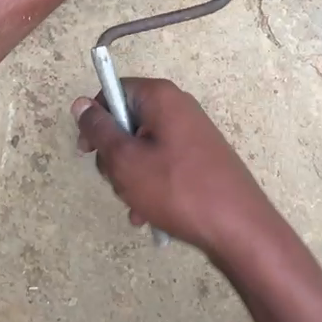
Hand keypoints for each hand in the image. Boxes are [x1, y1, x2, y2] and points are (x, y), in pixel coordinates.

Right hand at [72, 78, 278, 253]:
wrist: (240, 230)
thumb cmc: (177, 189)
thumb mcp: (126, 160)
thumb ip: (99, 130)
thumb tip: (81, 103)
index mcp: (160, 96)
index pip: (114, 90)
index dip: (95, 119)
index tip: (86, 150)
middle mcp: (178, 107)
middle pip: (128, 121)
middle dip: (116, 155)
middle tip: (118, 182)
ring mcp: (192, 134)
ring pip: (143, 147)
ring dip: (132, 176)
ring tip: (136, 206)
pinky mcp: (201, 159)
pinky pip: (163, 164)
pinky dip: (152, 185)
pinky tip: (149, 214)